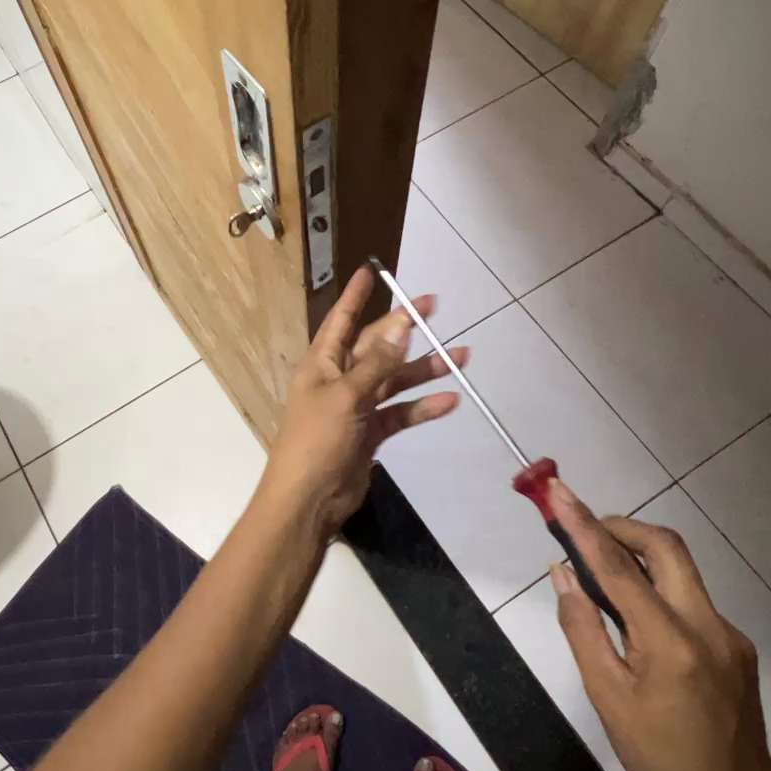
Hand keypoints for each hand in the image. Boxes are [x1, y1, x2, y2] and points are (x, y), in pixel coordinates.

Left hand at [253, 265, 463, 536]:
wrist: (309, 499)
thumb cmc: (317, 440)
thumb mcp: (346, 396)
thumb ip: (376, 364)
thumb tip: (400, 325)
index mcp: (322, 363)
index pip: (341, 320)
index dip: (354, 295)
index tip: (370, 270)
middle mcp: (339, 379)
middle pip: (376, 347)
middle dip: (404, 329)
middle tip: (434, 307)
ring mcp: (357, 407)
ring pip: (394, 380)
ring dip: (423, 369)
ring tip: (460, 357)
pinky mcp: (371, 432)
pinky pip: (401, 413)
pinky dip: (422, 407)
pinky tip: (449, 400)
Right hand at [547, 483, 770, 770]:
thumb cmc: (659, 759)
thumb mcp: (607, 697)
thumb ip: (582, 628)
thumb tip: (561, 573)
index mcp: (670, 642)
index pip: (618, 566)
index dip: (583, 524)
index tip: (558, 491)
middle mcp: (709, 626)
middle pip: (666, 546)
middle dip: (621, 527)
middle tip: (585, 532)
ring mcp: (730, 634)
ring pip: (681, 570)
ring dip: (640, 557)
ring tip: (602, 577)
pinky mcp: (738, 646)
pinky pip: (691, 600)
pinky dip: (658, 592)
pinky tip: (638, 625)